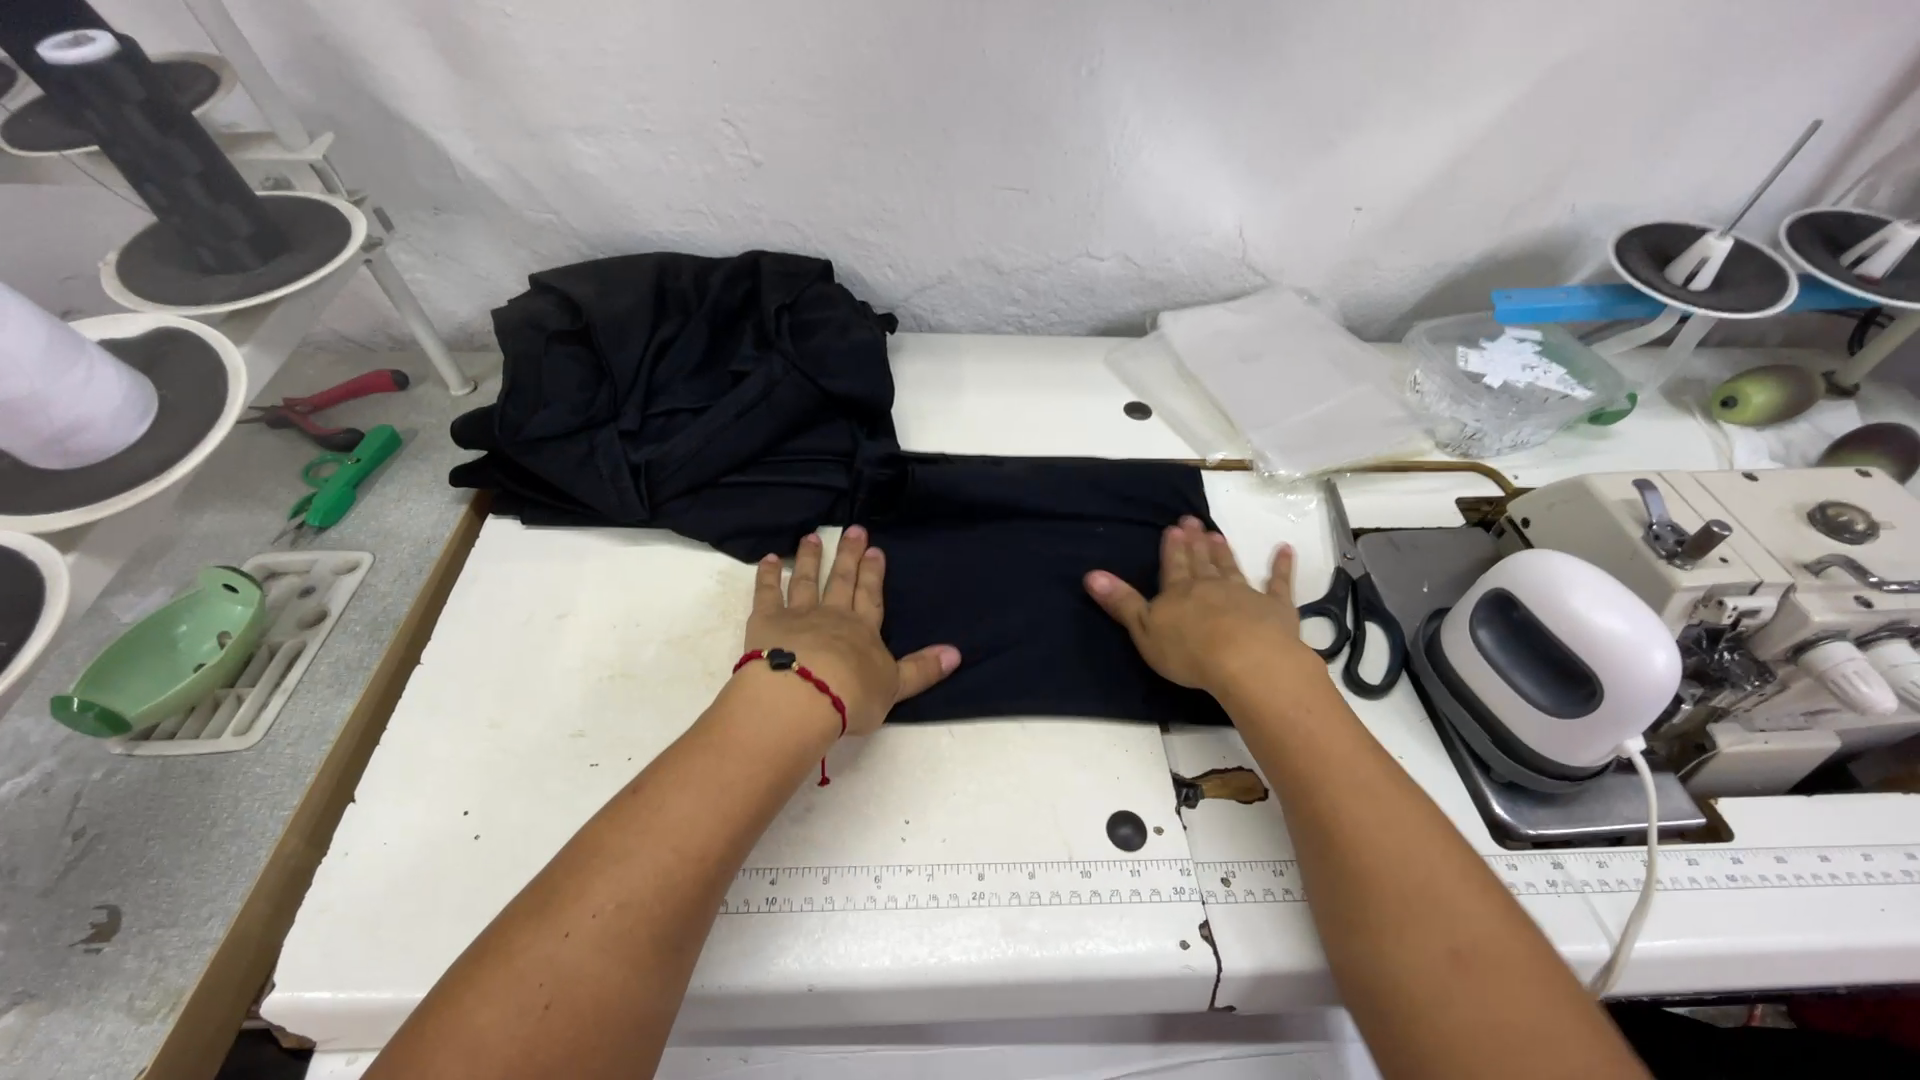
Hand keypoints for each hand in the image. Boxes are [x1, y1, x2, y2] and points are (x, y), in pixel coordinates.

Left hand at [743, 525, 959, 736]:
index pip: (871, 597)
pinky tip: (767, 559)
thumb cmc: (851, 697)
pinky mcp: (766, 621)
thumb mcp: (895, 687)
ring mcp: (798, 615)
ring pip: (806, 581)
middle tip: (853, 530)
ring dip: (810, 559)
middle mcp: (833, 616)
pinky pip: (767, 593)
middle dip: (849, 556)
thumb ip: (922, 669)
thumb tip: (956, 653)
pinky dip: (767, 575)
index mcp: (864, 632)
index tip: (875, 550)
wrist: (802, 698)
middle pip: (842, 581)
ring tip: (812, 538)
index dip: (873, 574)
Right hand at [1084, 515, 1320, 698]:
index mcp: (1178, 593)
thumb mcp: (1144, 630)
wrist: (1245, 660)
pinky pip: (1279, 583)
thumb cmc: (1188, 651)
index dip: (1172, 548)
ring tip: (1217, 534)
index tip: (1173, 528)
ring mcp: (1245, 594)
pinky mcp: (1275, 607)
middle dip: (1195, 542)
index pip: (1173, 566)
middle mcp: (1210, 587)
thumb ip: (1121, 603)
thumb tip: (1092, 575)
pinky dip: (1282, 566)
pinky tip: (1285, 549)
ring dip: (1223, 552)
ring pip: (1231, 568)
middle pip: (1201, 562)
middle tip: (1193, 521)